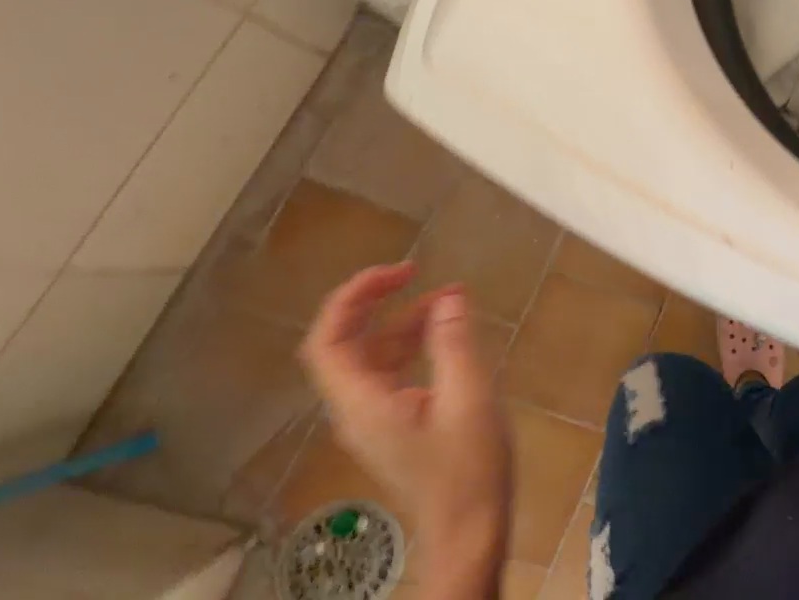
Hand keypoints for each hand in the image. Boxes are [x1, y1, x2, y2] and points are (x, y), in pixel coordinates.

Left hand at [301, 264, 511, 566]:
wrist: (470, 528)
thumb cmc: (469, 467)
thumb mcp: (470, 398)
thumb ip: (456, 343)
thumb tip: (449, 295)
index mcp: (363, 403)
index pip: (328, 341)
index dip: (354, 297)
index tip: (400, 271)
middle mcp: (357, 409)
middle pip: (346, 344)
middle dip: (376, 302)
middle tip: (417, 271)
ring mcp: (375, 419)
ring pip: (372, 357)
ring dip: (404, 322)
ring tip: (451, 298)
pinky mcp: (396, 425)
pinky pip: (392, 373)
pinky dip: (415, 345)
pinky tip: (449, 335)